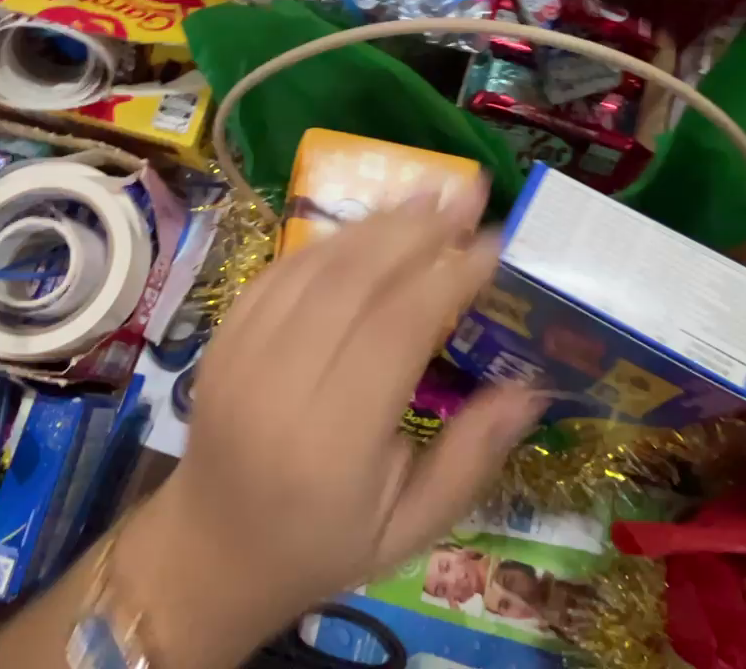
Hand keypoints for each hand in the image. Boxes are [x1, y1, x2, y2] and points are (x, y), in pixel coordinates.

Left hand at [113, 188, 546, 668]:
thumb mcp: (412, 527)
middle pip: (354, 280)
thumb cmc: (323, 545)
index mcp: (331, 440)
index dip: (448, 276)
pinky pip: (281, 270)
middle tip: (470, 193)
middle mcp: (279, 385)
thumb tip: (534, 385)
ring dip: (378, 222)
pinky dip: (331, 240)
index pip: (396, 329)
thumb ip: (472, 456)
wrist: (211, 551)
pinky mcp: (222, 336)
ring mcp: (240, 353)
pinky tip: (371, 225)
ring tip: (431, 194)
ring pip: (316, 264)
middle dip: (419, 228)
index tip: (494, 242)